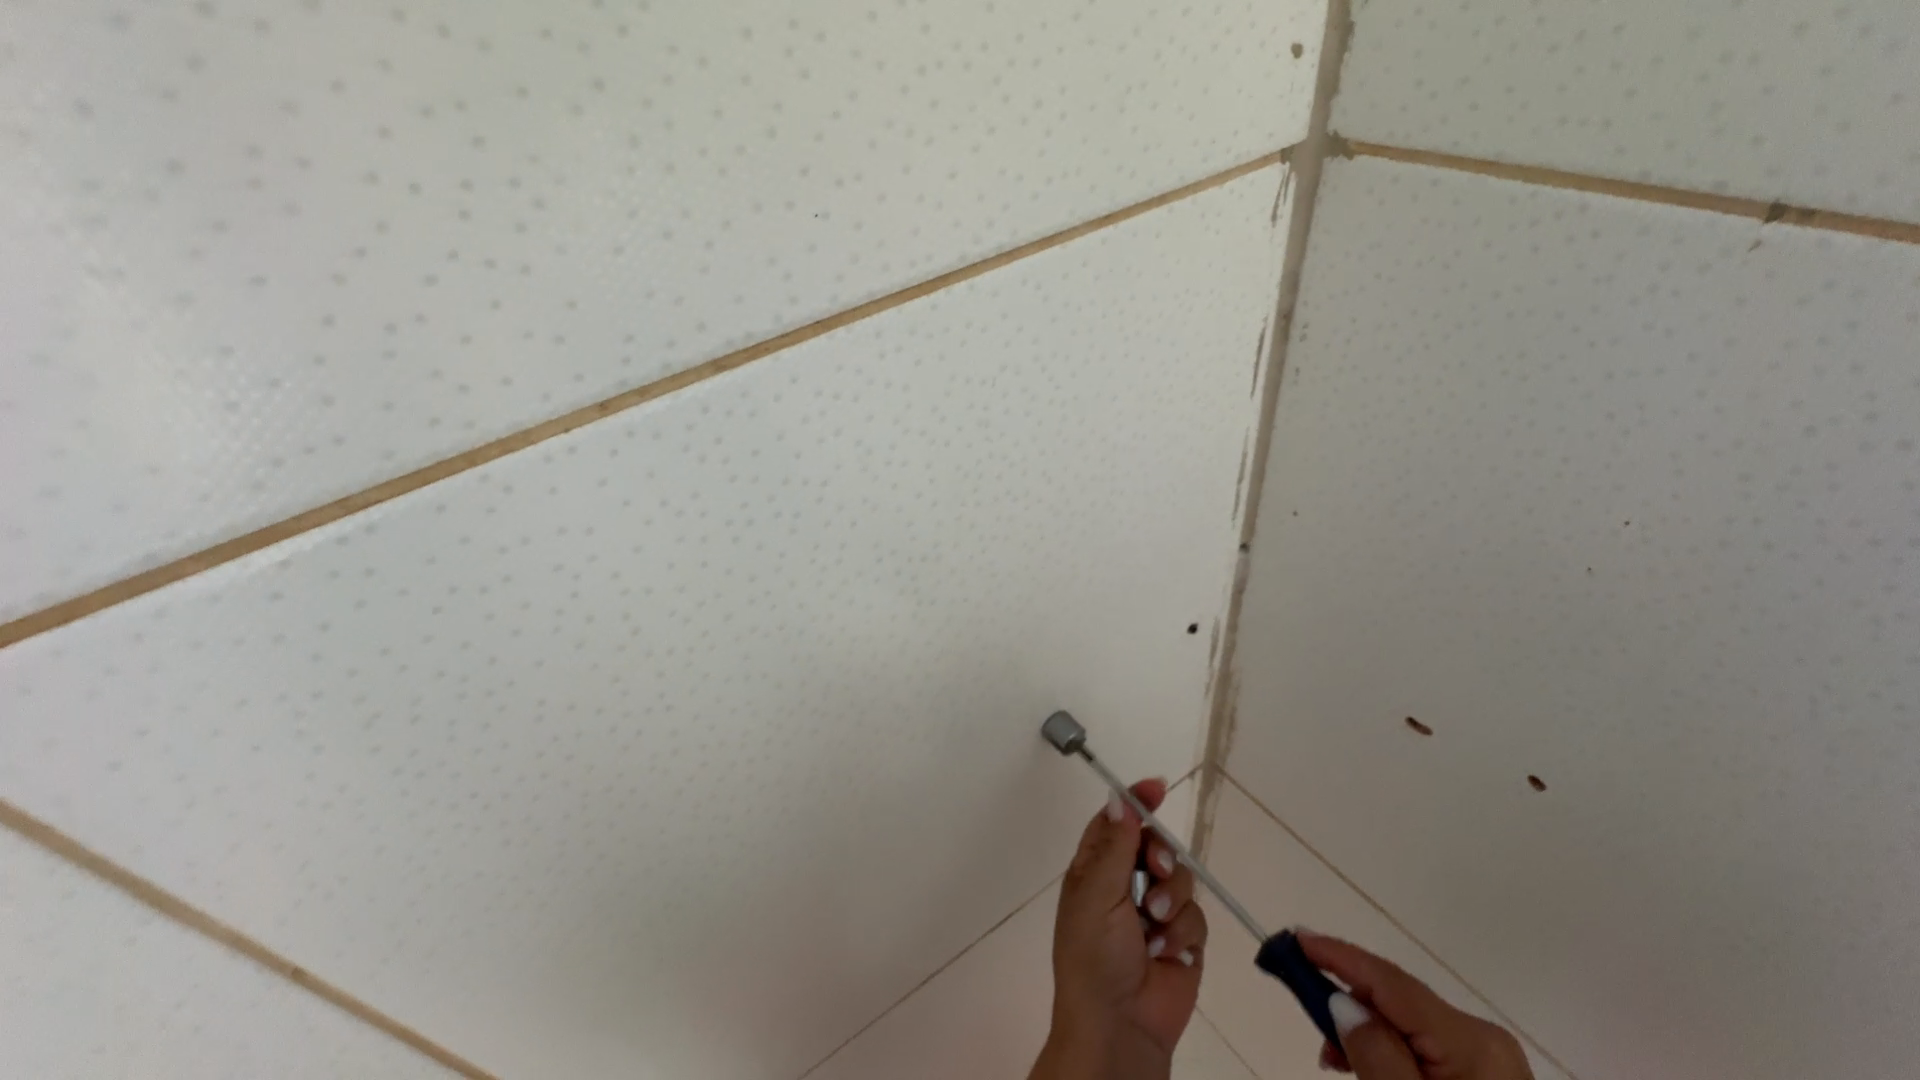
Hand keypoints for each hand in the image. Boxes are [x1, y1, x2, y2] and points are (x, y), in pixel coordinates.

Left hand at [1029, 779, 1207, 1079]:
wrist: (1120, 1025)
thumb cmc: (1094, 956)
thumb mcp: (1096, 895)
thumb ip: (1114, 847)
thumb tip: (1119, 798)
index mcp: (1093, 871)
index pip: (1116, 823)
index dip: (1135, 803)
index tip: (1157, 787)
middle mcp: (1123, 886)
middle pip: (1155, 846)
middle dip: (1161, 856)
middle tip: (1157, 869)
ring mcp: (1155, 913)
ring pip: (1181, 879)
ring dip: (1171, 900)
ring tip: (1154, 926)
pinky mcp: (1181, 939)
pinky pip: (1196, 916)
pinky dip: (1183, 932)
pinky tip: (1166, 953)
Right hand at [1301, 931, 1532, 1079]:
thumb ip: (1376, 1056)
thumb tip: (1341, 1002)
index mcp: (1472, 1043)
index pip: (1391, 982)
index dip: (1339, 956)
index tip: (1293, 937)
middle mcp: (1483, 1039)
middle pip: (1396, 1000)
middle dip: (1347, 1003)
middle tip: (1307, 1022)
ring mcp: (1487, 1060)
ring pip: (1405, 1024)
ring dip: (1364, 1033)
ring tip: (1334, 1063)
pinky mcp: (1481, 1078)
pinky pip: (1421, 1047)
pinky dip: (1387, 1052)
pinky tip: (1366, 1069)